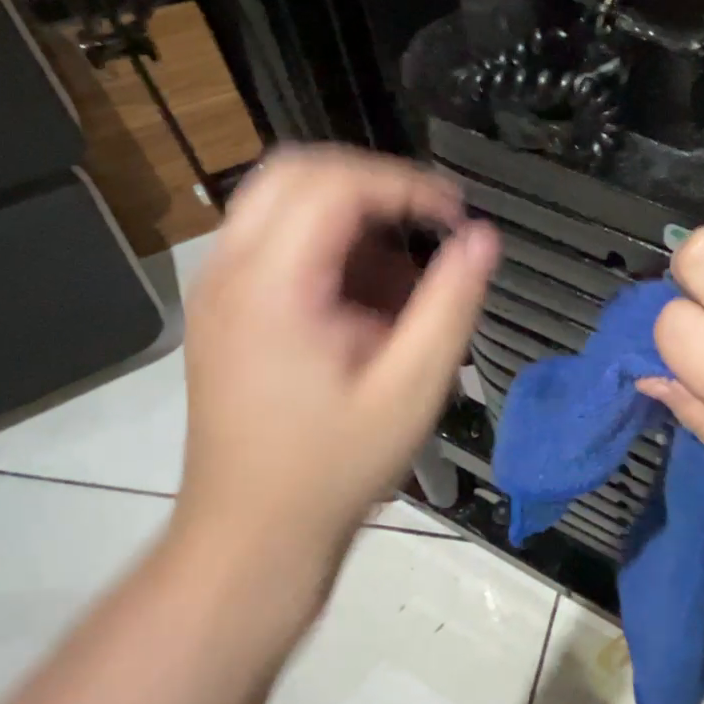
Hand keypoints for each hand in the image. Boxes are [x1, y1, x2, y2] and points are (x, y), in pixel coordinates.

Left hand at [176, 145, 497, 565]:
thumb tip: (483, 236)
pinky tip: (367, 298)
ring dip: (352, 211)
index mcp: (272, 287)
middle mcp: (230, 270)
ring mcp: (219, 286)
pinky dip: (331, 240)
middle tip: (430, 219)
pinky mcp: (225, 305)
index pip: (334, 183)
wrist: (251, 534)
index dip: (406, 184)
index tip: (456, 216)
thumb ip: (452, 303)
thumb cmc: (334, 466)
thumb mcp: (412, 389)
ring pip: (284, 194)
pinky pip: (277, 234)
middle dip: (375, 181)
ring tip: (401, 272)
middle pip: (297, 169)